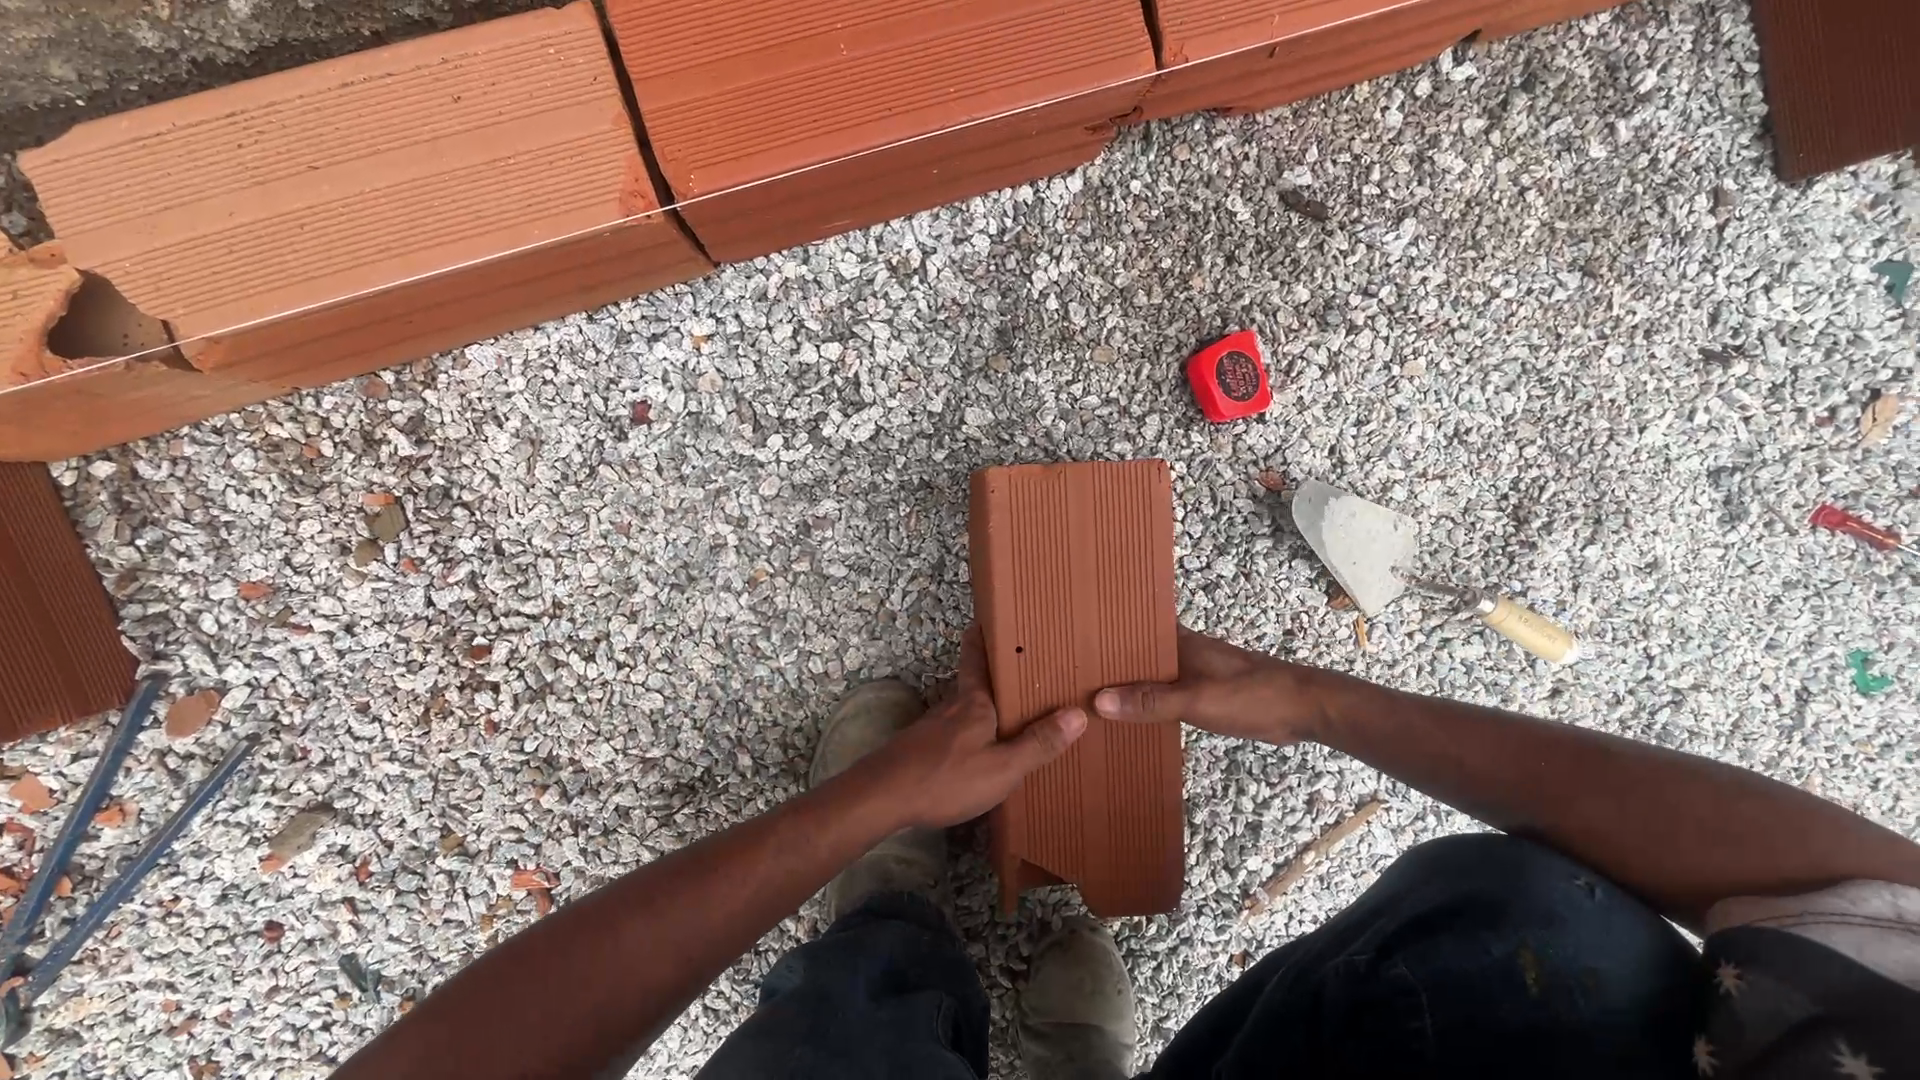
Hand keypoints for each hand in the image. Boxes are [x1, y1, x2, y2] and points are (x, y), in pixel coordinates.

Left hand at [855, 625, 1087, 828]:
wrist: (881, 798)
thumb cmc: (946, 778)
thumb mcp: (1002, 768)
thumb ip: (1038, 744)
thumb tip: (1079, 714)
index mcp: (974, 703)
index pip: (977, 658)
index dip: (982, 637)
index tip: (988, 616)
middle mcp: (952, 707)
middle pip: (972, 681)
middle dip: (990, 670)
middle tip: (1016, 663)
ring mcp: (932, 728)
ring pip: (962, 708)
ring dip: (982, 704)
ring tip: (1006, 708)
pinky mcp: (920, 749)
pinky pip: (952, 732)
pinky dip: (968, 731)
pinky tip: (976, 748)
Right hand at [1092, 626, 1333, 744]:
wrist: (1305, 709)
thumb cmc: (1250, 695)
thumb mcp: (1195, 700)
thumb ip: (1149, 702)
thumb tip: (1098, 701)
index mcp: (1178, 641)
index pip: (1131, 629)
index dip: (1103, 635)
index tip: (1069, 642)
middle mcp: (1183, 650)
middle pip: (1137, 652)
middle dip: (1109, 662)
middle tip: (1069, 674)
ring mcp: (1195, 671)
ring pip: (1152, 673)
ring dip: (1129, 683)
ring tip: (1091, 697)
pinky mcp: (1206, 692)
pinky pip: (1166, 692)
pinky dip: (1149, 700)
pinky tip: (1133, 716)